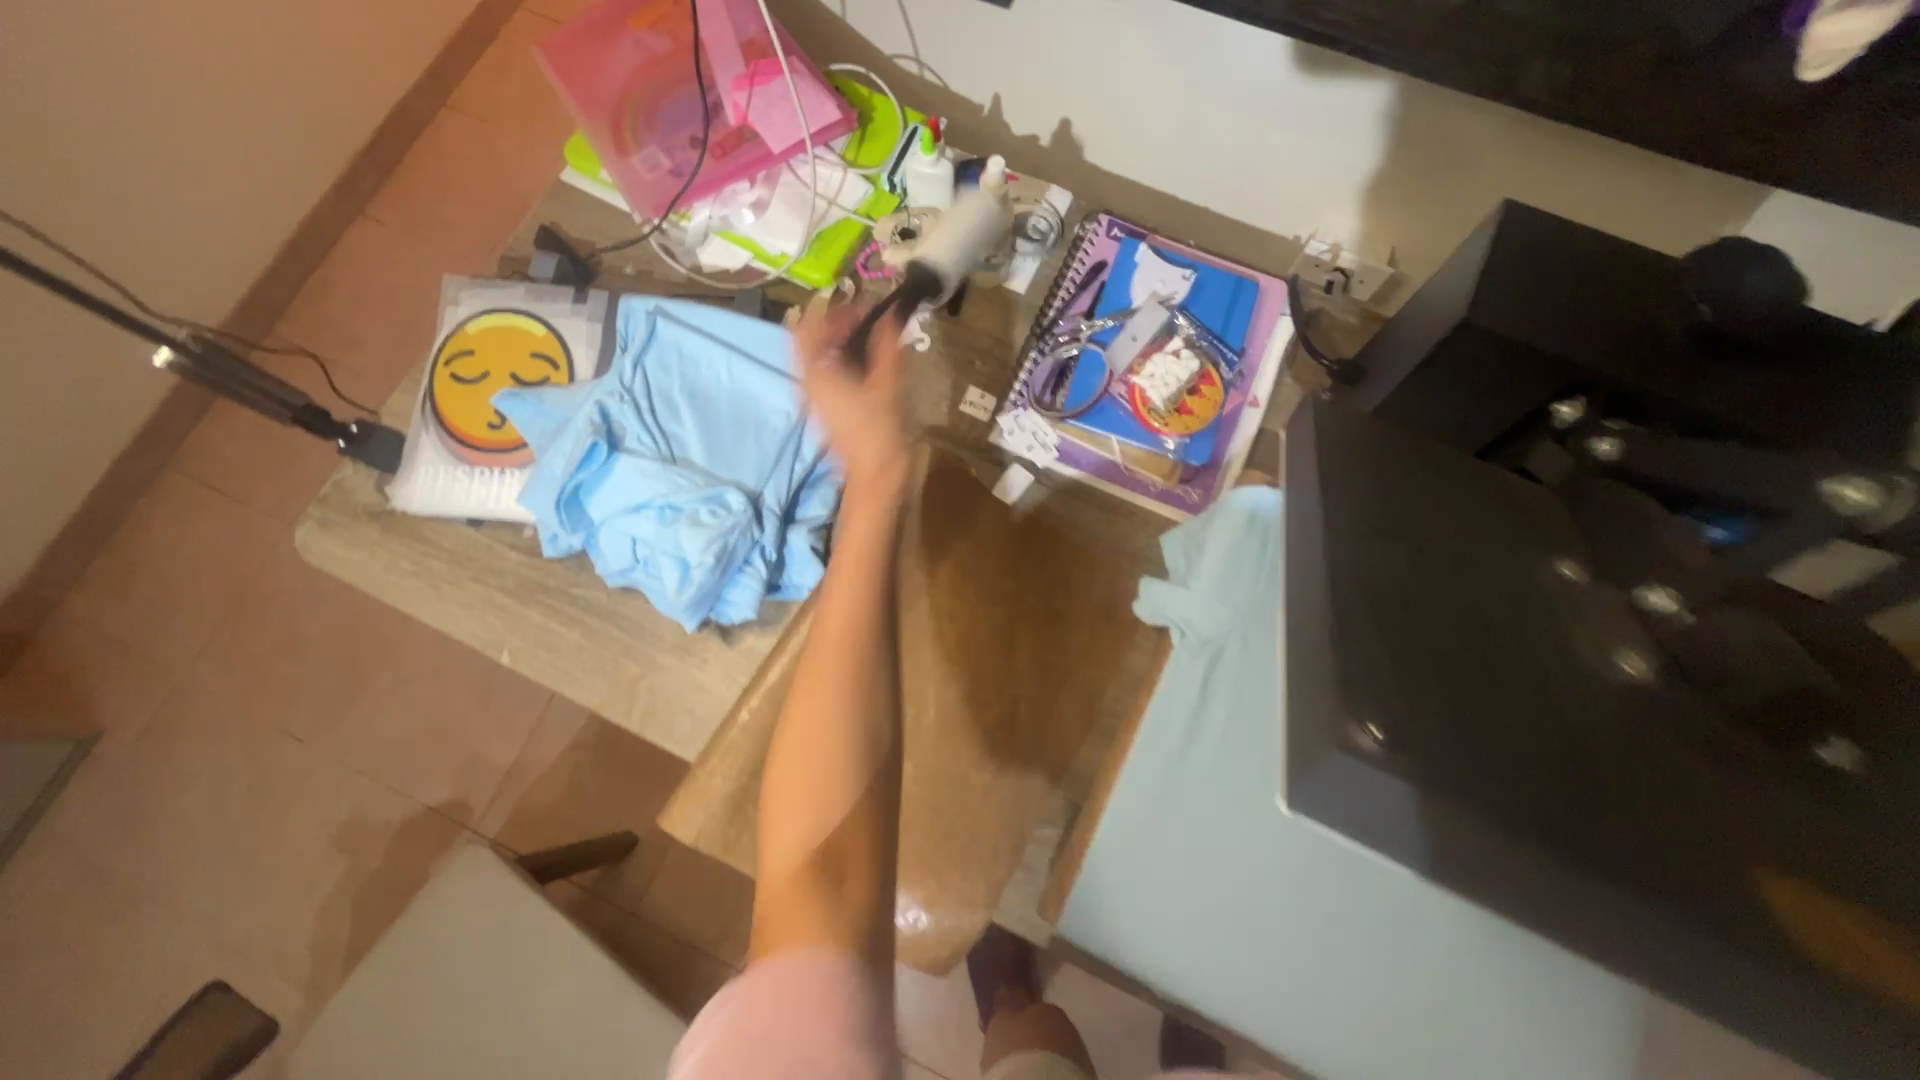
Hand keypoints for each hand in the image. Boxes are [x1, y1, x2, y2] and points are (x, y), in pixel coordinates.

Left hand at [795, 303, 909, 498]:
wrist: (874, 473)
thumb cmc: (878, 428)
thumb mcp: (886, 382)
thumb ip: (886, 345)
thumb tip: (891, 315)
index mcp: (815, 374)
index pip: (805, 329)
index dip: (828, 311)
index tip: (855, 305)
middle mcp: (807, 384)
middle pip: (810, 342)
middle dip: (834, 325)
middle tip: (865, 317)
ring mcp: (814, 398)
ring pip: (817, 358)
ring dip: (837, 342)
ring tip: (867, 335)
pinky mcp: (825, 409)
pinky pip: (825, 374)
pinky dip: (840, 360)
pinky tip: (865, 361)